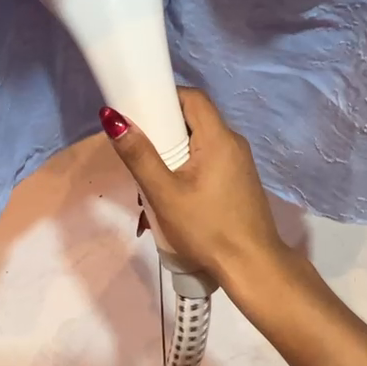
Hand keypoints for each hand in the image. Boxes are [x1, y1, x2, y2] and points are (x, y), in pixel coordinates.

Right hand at [101, 89, 294, 294]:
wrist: (253, 268)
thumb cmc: (207, 228)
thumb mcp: (164, 194)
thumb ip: (139, 155)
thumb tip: (113, 117)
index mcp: (219, 138)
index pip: (192, 97)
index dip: (164, 96)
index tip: (138, 110)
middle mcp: (233, 143)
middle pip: (194, 119)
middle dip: (163, 129)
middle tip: (139, 150)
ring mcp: (239, 163)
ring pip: (199, 142)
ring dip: (173, 152)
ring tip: (151, 177)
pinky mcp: (238, 181)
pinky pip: (208, 160)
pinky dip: (187, 166)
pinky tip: (173, 193)